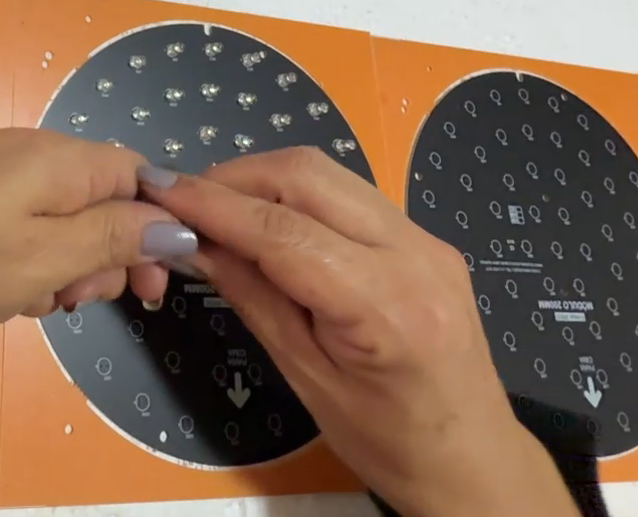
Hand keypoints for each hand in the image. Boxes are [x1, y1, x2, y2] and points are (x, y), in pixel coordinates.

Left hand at [0, 128, 195, 347]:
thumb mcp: (41, 259)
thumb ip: (112, 238)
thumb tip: (178, 223)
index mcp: (57, 158)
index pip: (137, 173)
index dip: (154, 226)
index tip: (147, 287)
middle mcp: (30, 154)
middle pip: (100, 196)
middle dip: (105, 251)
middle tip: (73, 298)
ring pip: (60, 216)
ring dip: (64, 263)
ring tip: (33, 301)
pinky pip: (20, 224)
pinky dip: (27, 260)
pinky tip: (5, 294)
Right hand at [140, 149, 575, 516]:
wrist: (479, 466)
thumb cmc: (388, 443)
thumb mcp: (304, 376)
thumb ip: (249, 293)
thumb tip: (189, 238)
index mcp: (388, 306)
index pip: (281, 230)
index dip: (212, 203)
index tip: (158, 188)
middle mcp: (413, 252)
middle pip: (305, 175)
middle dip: (233, 176)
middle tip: (184, 201)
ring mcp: (422, 235)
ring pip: (322, 170)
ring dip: (258, 177)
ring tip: (216, 208)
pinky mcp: (419, 232)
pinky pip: (340, 188)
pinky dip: (288, 190)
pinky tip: (261, 216)